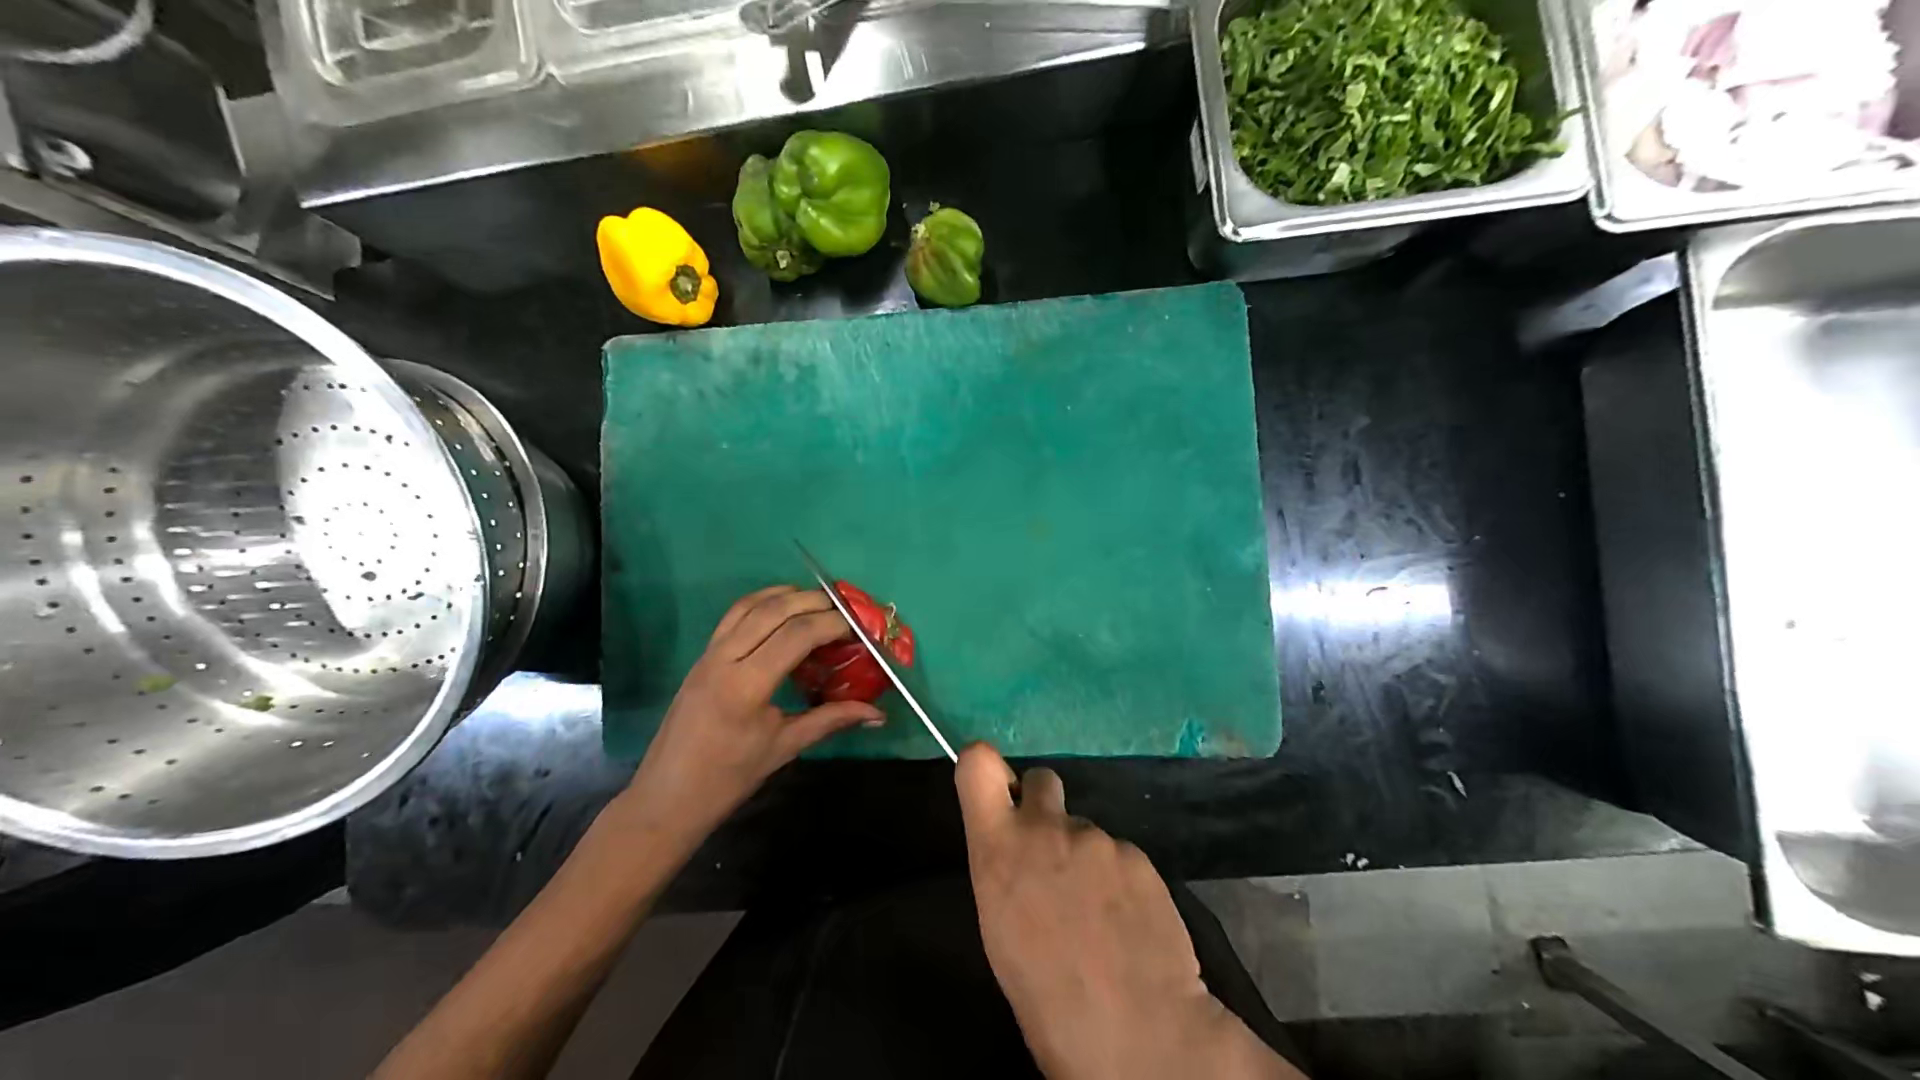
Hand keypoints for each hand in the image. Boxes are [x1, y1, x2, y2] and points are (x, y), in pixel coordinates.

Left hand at [623, 586, 882, 838]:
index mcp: (747, 685)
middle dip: (815, 602)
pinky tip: (783, 608)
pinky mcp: (702, 656)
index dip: (832, 624)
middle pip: (775, 610)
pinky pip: (734, 616)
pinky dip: (762, 602)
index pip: (796, 635)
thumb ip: (832, 720)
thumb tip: (878, 714)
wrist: (668, 797)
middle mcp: (725, 659)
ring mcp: (709, 654)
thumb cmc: (729, 778)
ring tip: (820, 602)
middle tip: (848, 610)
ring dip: (788, 596)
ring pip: (751, 605)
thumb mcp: (785, 747)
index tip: (860, 629)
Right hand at [956, 744, 1299, 1079]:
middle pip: (1041, 779)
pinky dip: (1119, 877)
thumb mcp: (999, 929)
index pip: (977, 765)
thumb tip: (1015, 856)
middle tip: (1053, 854)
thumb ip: (1004, 870)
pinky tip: (1127, 920)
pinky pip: (1120, 855)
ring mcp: (1097, 837)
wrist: (1138, 1032)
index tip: (996, 790)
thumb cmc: (1047, 998)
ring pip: (1084, 829)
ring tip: (1098, 911)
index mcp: (998, 849)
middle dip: (1042, 807)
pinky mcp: (1139, 855)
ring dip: (1085, 855)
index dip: (985, 768)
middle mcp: (1045, 828)